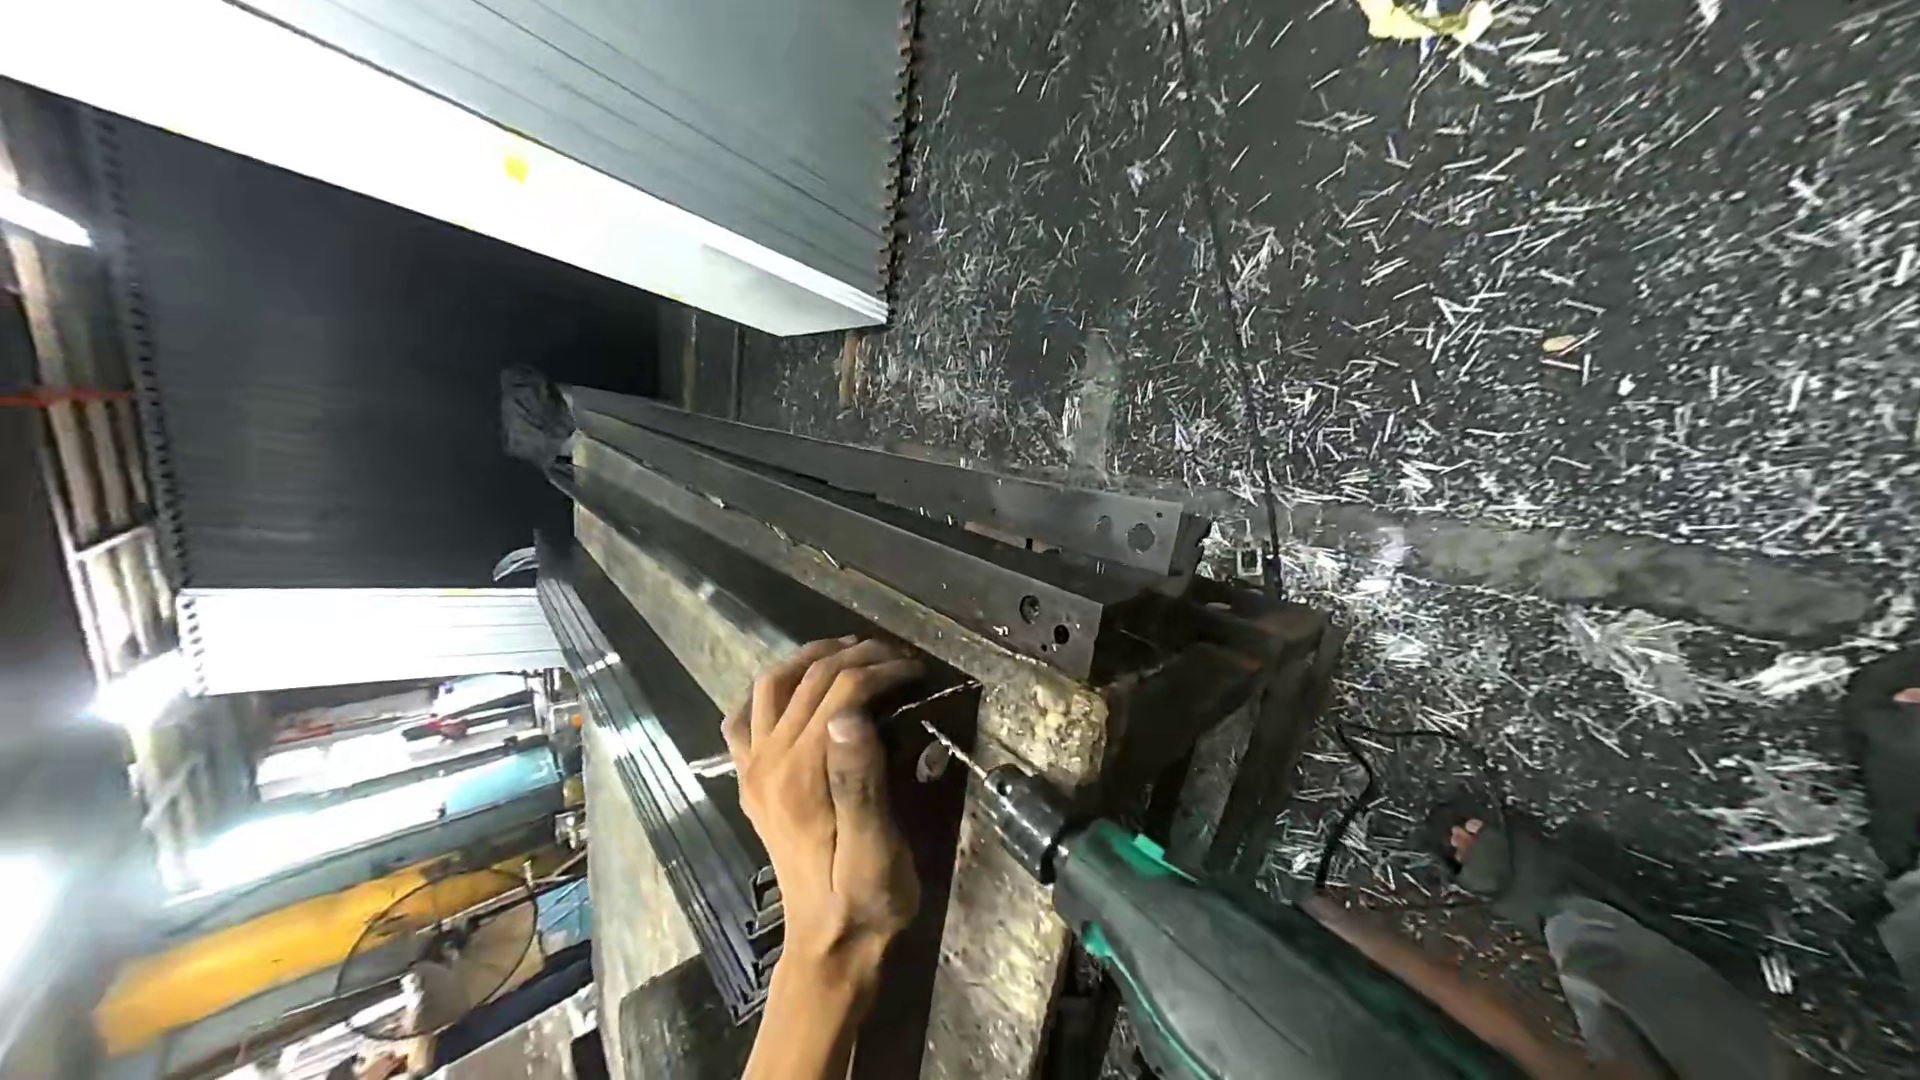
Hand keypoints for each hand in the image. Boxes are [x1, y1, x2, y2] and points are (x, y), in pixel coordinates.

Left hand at [724, 636, 924, 997]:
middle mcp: (768, 762)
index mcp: (803, 775)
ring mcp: (753, 768)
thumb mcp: (877, 850)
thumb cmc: (866, 899)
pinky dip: (768, 693)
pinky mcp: (751, 779)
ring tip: (851, 652)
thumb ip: (860, 782)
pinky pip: (743, 719)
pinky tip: (794, 693)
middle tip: (897, 656)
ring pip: (771, 685)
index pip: (842, 691)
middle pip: (810, 678)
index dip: (883, 670)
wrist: (828, 944)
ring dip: (811, 657)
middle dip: (858, 655)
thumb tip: (850, 713)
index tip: (918, 670)